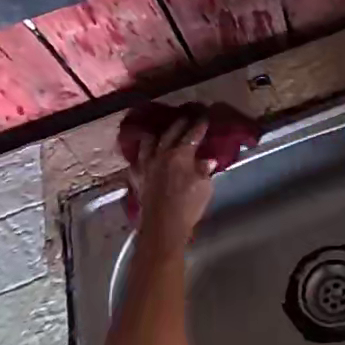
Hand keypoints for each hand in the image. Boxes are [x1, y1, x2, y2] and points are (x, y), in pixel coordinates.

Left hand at [127, 117, 215, 249]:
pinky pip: (137, 162)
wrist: (163, 226)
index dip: (199, 125)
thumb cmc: (188, 206)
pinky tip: (144, 157)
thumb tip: (206, 160)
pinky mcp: (138, 179)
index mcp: (180, 154)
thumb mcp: (205, 187)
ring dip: (156, 136)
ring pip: (148, 143)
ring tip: (160, 133)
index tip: (205, 117)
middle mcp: (161, 155)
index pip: (192, 135)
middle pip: (170, 133)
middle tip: (186, 118)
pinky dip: (142, 156)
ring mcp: (146, 166)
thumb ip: (204, 170)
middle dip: (179, 124)